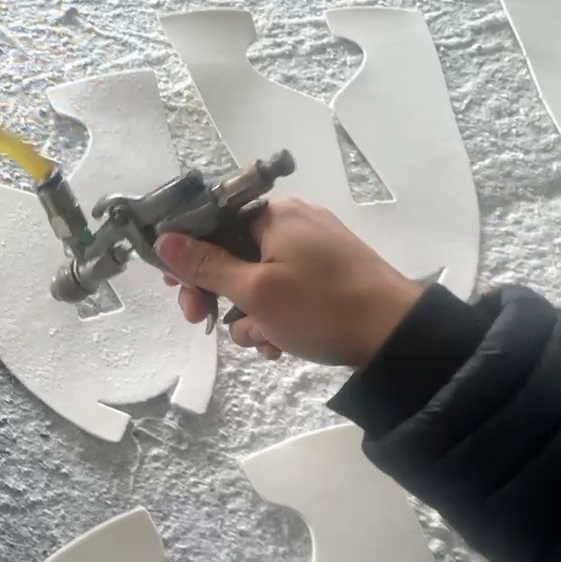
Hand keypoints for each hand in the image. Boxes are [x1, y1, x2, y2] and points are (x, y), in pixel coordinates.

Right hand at [155, 198, 423, 367]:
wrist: (396, 338)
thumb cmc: (321, 307)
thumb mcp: (255, 290)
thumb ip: (205, 265)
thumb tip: (163, 240)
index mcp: (275, 216)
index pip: (214, 222)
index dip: (187, 254)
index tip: (174, 286)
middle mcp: (291, 226)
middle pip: (230, 255)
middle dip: (215, 294)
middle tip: (200, 321)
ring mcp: (310, 254)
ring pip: (253, 282)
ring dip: (246, 316)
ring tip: (261, 340)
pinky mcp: (324, 280)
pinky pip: (281, 295)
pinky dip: (272, 320)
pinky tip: (278, 345)